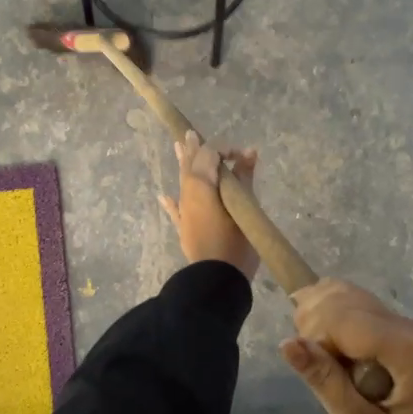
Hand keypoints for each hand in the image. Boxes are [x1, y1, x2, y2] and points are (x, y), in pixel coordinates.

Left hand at [160, 130, 260, 278]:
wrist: (216, 280)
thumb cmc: (235, 243)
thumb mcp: (245, 208)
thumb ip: (244, 178)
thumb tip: (249, 152)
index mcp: (202, 185)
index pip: (210, 155)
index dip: (226, 150)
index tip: (245, 157)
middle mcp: (188, 194)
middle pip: (191, 165)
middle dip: (195, 149)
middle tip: (190, 133)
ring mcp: (184, 212)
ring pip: (183, 183)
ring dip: (183, 165)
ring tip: (178, 148)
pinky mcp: (185, 229)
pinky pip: (176, 210)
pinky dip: (172, 202)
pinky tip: (164, 197)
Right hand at [281, 279, 412, 413]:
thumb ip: (326, 381)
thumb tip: (287, 342)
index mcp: (409, 352)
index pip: (345, 318)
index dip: (315, 335)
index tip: (309, 371)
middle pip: (348, 301)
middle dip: (317, 323)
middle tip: (311, 367)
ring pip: (354, 301)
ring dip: (326, 322)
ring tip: (321, 362)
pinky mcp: (409, 335)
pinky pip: (365, 314)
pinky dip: (341, 326)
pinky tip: (334, 354)